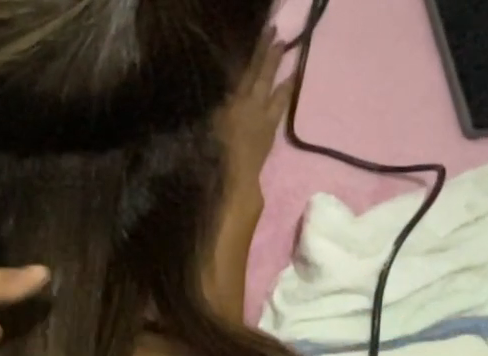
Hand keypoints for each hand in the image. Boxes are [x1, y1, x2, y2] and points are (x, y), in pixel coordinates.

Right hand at [217, 30, 294, 202]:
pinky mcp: (267, 132)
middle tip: (273, 34)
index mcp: (225, 108)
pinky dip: (285, 90)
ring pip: (269, 86)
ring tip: (283, 50)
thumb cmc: (207, 168)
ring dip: (276, 67)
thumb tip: (206, 106)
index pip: (238, 75)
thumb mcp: (197, 142)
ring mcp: (259, 119)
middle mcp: (244, 107)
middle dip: (265, 55)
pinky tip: (290, 80)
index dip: (249, 56)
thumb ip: (203, 122)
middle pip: (256, 75)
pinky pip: (279, 104)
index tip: (255, 38)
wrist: (229, 189)